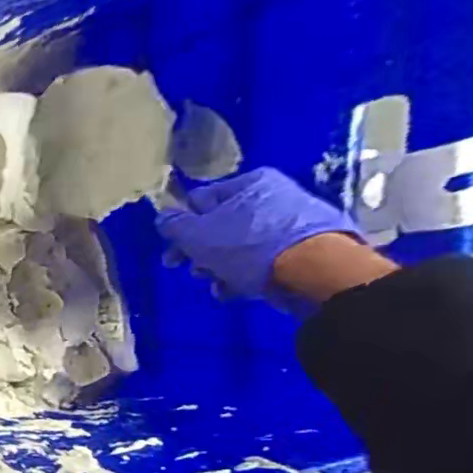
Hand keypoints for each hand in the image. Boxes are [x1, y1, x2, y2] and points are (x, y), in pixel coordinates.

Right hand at [157, 167, 367, 306]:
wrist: (310, 269)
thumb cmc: (246, 245)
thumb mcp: (197, 234)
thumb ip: (174, 225)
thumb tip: (162, 216)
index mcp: (249, 183)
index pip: (200, 200)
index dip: (180, 225)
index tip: (172, 248)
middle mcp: (271, 196)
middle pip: (216, 226)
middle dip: (197, 251)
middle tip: (185, 268)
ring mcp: (286, 222)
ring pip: (233, 246)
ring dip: (214, 267)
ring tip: (214, 281)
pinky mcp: (295, 247)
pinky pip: (255, 260)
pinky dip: (238, 275)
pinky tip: (232, 289)